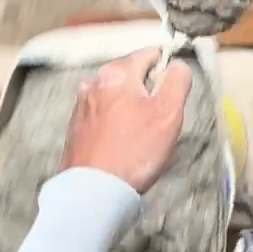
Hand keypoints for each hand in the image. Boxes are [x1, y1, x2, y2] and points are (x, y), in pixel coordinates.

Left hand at [63, 47, 193, 191]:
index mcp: (116, 72)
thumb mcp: (169, 111)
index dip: (166, 73)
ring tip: (138, 139)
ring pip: (119, 96)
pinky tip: (121, 147)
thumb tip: (176, 65)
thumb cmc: (134, 151)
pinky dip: (116, 124)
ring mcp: (81, 106)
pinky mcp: (74, 128)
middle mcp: (94, 82)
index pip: (151, 54)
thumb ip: (178, 78)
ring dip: (132, 109)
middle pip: (134, 75)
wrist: (92, 197)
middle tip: (156, 123)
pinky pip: (105, 116)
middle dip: (148, 93)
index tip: (169, 99)